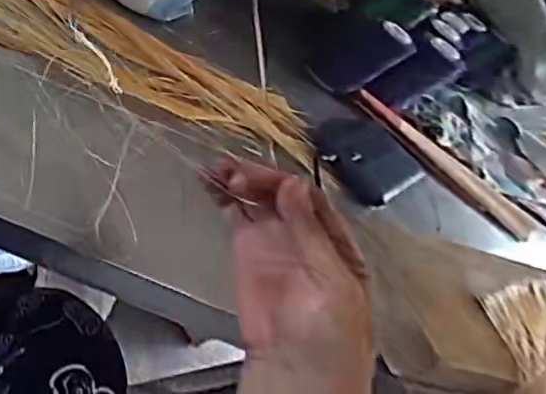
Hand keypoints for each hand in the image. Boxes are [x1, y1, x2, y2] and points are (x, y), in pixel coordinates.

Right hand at [205, 159, 374, 393]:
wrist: (293, 375)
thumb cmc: (330, 345)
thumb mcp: (332, 286)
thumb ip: (312, 234)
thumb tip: (294, 184)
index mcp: (336, 244)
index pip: (311, 199)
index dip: (288, 184)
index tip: (268, 180)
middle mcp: (305, 236)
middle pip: (280, 192)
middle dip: (258, 178)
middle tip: (237, 176)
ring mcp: (274, 239)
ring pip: (256, 196)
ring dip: (237, 178)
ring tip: (218, 171)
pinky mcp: (247, 247)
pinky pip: (235, 211)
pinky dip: (221, 193)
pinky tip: (210, 181)